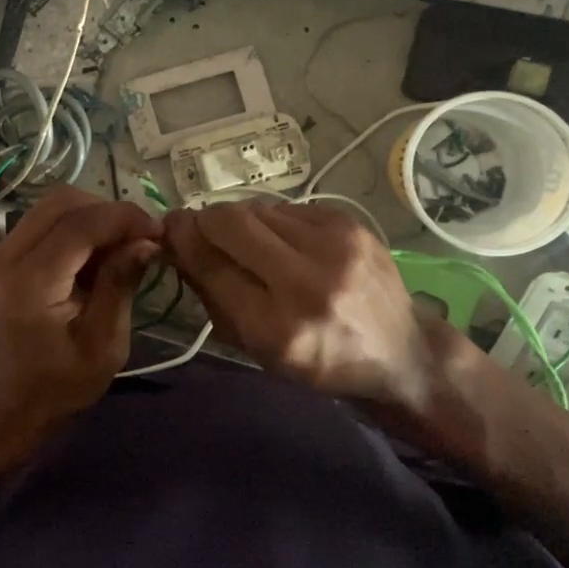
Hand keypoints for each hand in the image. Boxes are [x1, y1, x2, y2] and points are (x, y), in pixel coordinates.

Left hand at [0, 185, 161, 475]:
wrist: (6, 402)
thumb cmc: (59, 384)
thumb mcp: (103, 344)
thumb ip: (120, 285)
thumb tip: (146, 240)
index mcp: (29, 282)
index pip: (79, 224)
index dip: (123, 218)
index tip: (158, 231)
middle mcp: (5, 256)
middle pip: (62, 202)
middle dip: (108, 212)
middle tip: (140, 239)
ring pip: (51, 206)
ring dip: (91, 217)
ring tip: (120, 249)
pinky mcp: (0, 254)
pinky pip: (41, 221)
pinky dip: (73, 227)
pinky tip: (94, 256)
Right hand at [162, 202, 433, 407]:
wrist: (400, 352)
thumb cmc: (318, 361)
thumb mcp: (255, 346)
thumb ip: (211, 295)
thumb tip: (176, 243)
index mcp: (277, 327)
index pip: (209, 264)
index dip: (180, 240)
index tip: (168, 229)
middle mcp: (307, 283)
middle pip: (228, 222)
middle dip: (204, 221)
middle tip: (199, 228)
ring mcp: (335, 247)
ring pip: (256, 209)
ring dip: (240, 221)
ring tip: (247, 241)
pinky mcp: (350, 224)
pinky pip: (287, 207)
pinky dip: (274, 221)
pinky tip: (284, 242)